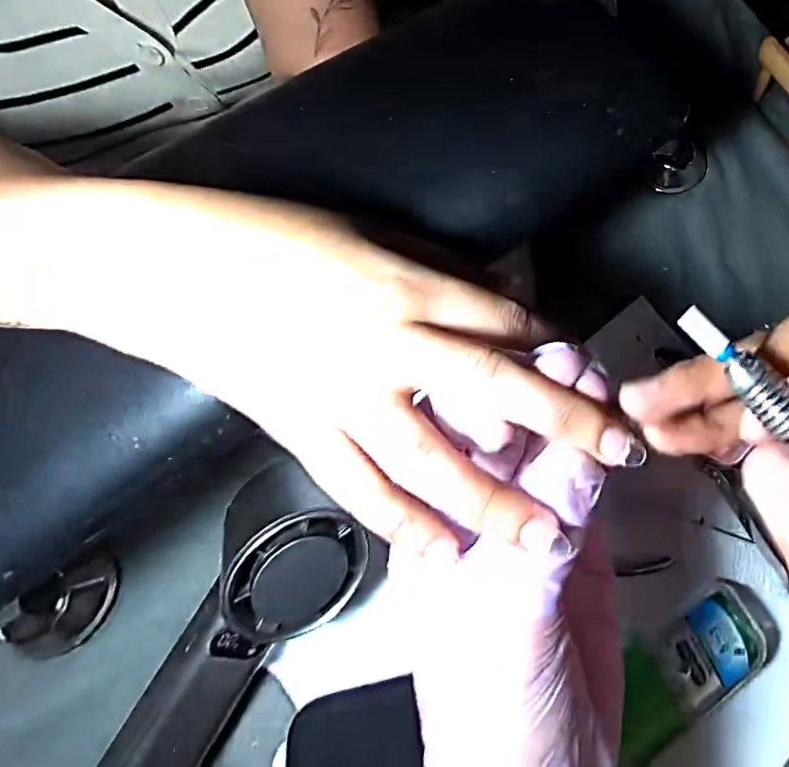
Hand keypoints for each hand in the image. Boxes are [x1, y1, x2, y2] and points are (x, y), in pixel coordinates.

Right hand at [52, 194, 645, 563]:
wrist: (167, 266)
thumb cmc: (274, 235)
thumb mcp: (371, 235)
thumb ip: (439, 269)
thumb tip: (498, 294)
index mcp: (409, 287)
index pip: (505, 322)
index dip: (556, 345)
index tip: (591, 370)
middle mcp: (388, 345)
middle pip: (494, 389)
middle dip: (564, 421)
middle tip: (621, 454)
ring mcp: (344, 396)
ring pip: (433, 459)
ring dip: (494, 500)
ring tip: (545, 535)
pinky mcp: (300, 431)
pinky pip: (358, 487)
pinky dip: (400, 525)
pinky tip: (442, 554)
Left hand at [399, 344, 620, 766]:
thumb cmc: (490, 714)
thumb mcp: (509, 620)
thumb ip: (543, 542)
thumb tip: (578, 464)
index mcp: (438, 529)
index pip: (459, 445)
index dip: (492, 400)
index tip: (526, 370)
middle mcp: (482, 518)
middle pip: (511, 439)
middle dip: (541, 397)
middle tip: (575, 362)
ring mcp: (532, 527)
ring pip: (552, 455)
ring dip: (576, 418)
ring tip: (597, 381)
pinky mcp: (577, 544)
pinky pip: (587, 487)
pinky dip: (602, 458)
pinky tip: (612, 434)